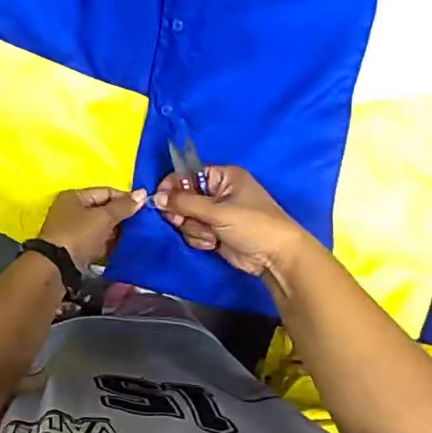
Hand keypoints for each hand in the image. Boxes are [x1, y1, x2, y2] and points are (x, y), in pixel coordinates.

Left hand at [37, 187, 146, 270]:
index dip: (124, 198)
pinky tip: (123, 248)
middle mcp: (71, 211)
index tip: (143, 207)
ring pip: (101, 227)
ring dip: (116, 232)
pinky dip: (108, 244)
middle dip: (121, 217)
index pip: (105, 192)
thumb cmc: (79, 234)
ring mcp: (72, 230)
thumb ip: (123, 206)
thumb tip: (142, 193)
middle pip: (103, 210)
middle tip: (142, 224)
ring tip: (136, 236)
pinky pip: (97, 242)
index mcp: (75, 197)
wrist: (57, 266)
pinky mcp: (76, 248)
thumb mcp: (103, 218)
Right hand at [153, 165, 318, 276]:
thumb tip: (155, 197)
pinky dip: (199, 238)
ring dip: (193, 229)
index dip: (173, 187)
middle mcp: (218, 192)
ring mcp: (216, 213)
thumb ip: (184, 203)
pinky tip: (213, 244)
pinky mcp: (214, 231)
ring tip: (210, 236)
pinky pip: (193, 231)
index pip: (188, 175)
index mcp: (224, 176)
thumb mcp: (218, 211)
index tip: (161, 201)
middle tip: (183, 221)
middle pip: (183, 198)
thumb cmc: (253, 225)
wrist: (276, 258)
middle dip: (184, 213)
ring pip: (186, 217)